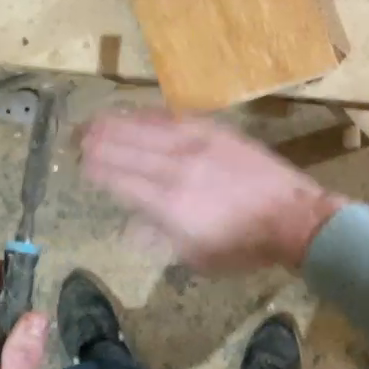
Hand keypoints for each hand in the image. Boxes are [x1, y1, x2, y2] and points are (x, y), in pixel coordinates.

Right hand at [81, 111, 347, 272]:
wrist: (292, 217)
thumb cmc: (242, 247)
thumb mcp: (195, 256)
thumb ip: (160, 234)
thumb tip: (131, 223)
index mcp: (169, 203)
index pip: (120, 179)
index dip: (96, 169)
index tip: (80, 164)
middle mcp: (177, 168)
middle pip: (126, 148)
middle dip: (98, 142)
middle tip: (76, 137)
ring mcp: (197, 144)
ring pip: (145, 128)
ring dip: (116, 123)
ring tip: (95, 120)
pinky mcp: (215, 131)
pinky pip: (173, 117)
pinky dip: (149, 115)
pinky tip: (135, 113)